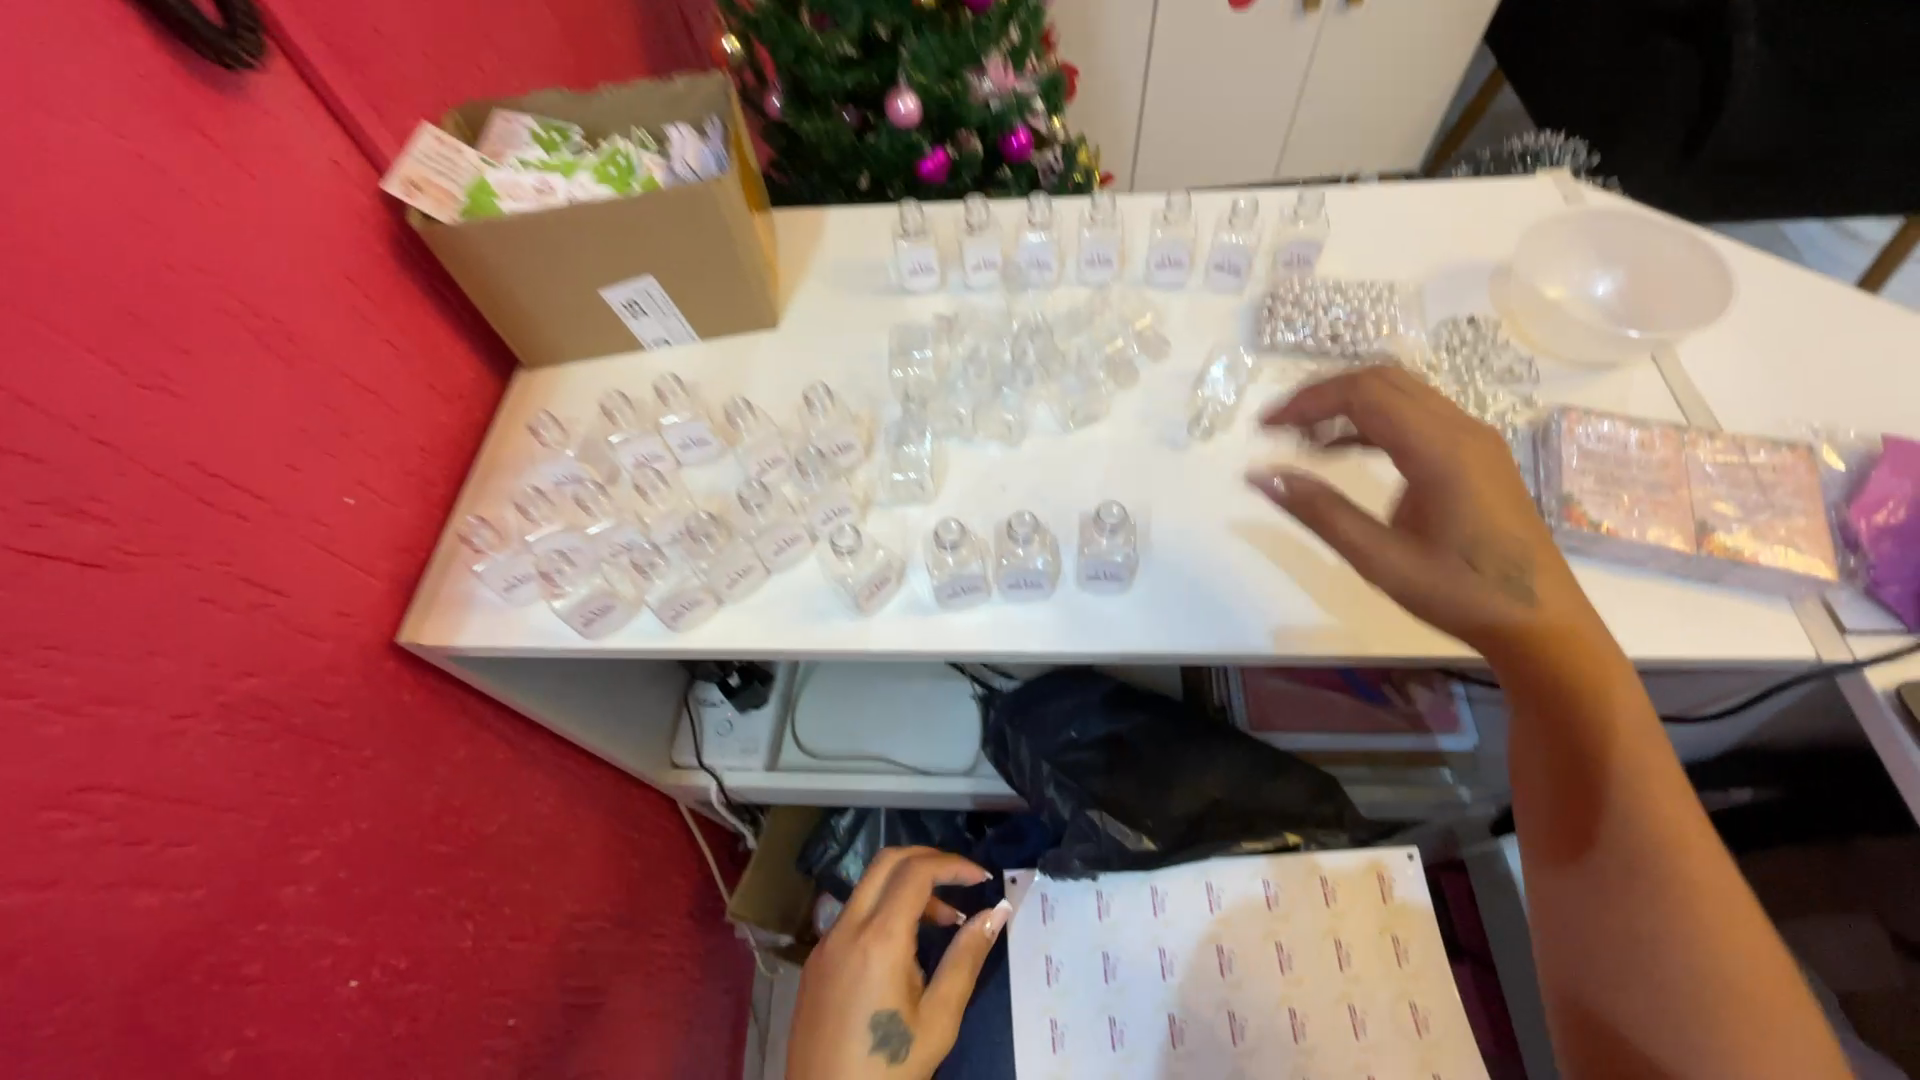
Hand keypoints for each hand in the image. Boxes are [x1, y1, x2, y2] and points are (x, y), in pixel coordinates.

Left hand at [787, 847, 1011, 1079]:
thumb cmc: (889, 1070)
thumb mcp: (939, 1018)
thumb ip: (967, 957)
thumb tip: (997, 911)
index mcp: (878, 938)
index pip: (916, 871)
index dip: (953, 865)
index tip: (981, 879)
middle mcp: (846, 927)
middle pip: (887, 861)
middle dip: (929, 860)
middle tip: (962, 882)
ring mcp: (826, 942)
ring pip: (868, 885)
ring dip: (907, 886)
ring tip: (944, 922)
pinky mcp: (817, 960)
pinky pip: (854, 913)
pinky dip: (885, 908)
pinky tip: (908, 946)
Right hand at [1247, 366, 1602, 659]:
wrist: (1540, 621)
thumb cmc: (1459, 594)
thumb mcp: (1378, 559)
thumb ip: (1318, 511)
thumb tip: (1259, 475)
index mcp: (1440, 449)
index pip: (1362, 394)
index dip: (1306, 402)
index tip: (1264, 429)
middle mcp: (1462, 430)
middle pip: (1382, 380)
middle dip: (1322, 395)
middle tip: (1279, 428)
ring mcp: (1475, 440)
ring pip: (1402, 393)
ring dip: (1348, 405)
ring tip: (1303, 440)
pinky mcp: (1477, 455)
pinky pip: (1418, 416)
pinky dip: (1373, 422)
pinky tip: (1342, 452)